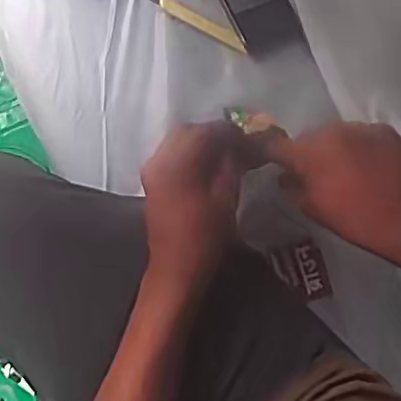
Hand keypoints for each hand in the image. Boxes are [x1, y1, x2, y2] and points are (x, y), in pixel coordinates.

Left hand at [140, 121, 250, 291]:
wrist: (175, 269)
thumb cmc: (205, 237)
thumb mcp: (226, 197)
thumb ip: (231, 163)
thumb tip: (240, 144)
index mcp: (177, 163)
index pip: (205, 131)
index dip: (229, 132)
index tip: (249, 139)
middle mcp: (159, 159)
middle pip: (188, 131)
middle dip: (213, 134)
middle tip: (238, 145)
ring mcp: (152, 169)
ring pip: (178, 140)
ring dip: (201, 142)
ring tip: (226, 155)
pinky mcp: (151, 179)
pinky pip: (171, 153)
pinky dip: (190, 152)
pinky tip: (208, 165)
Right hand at [251, 122, 400, 265]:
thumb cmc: (352, 217)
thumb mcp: (313, 208)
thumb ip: (292, 188)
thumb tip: (284, 176)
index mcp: (308, 151)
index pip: (276, 144)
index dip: (268, 152)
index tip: (267, 159)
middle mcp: (330, 131)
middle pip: (309, 137)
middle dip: (308, 151)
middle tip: (315, 172)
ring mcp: (359, 127)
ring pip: (336, 134)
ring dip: (335, 147)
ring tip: (345, 169)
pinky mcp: (383, 130)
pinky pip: (362, 135)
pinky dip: (360, 146)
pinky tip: (368, 166)